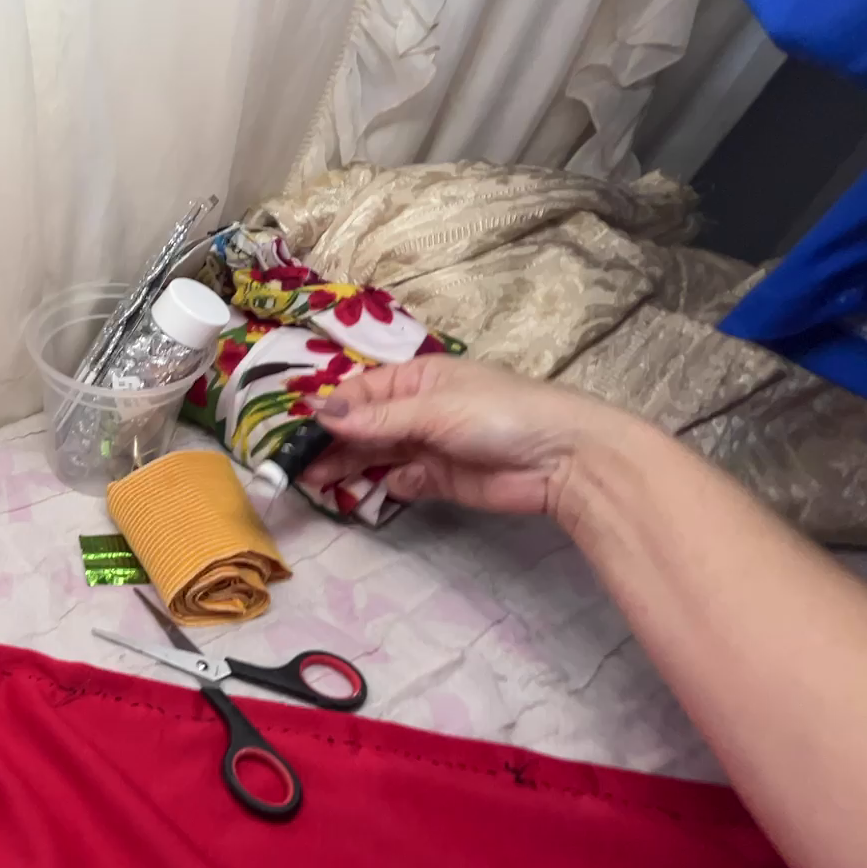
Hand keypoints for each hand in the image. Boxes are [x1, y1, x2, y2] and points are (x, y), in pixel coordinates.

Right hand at [299, 356, 627, 517]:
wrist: (567, 461)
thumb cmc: (500, 415)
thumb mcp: (433, 409)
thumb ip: (375, 418)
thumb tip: (320, 416)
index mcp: (417, 380)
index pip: (360, 393)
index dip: (332, 410)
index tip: (305, 430)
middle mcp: (416, 410)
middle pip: (361, 426)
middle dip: (331, 443)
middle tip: (299, 463)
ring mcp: (426, 445)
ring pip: (373, 454)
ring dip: (345, 466)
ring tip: (315, 480)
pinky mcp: (437, 478)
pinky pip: (398, 480)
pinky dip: (386, 485)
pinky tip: (381, 487)